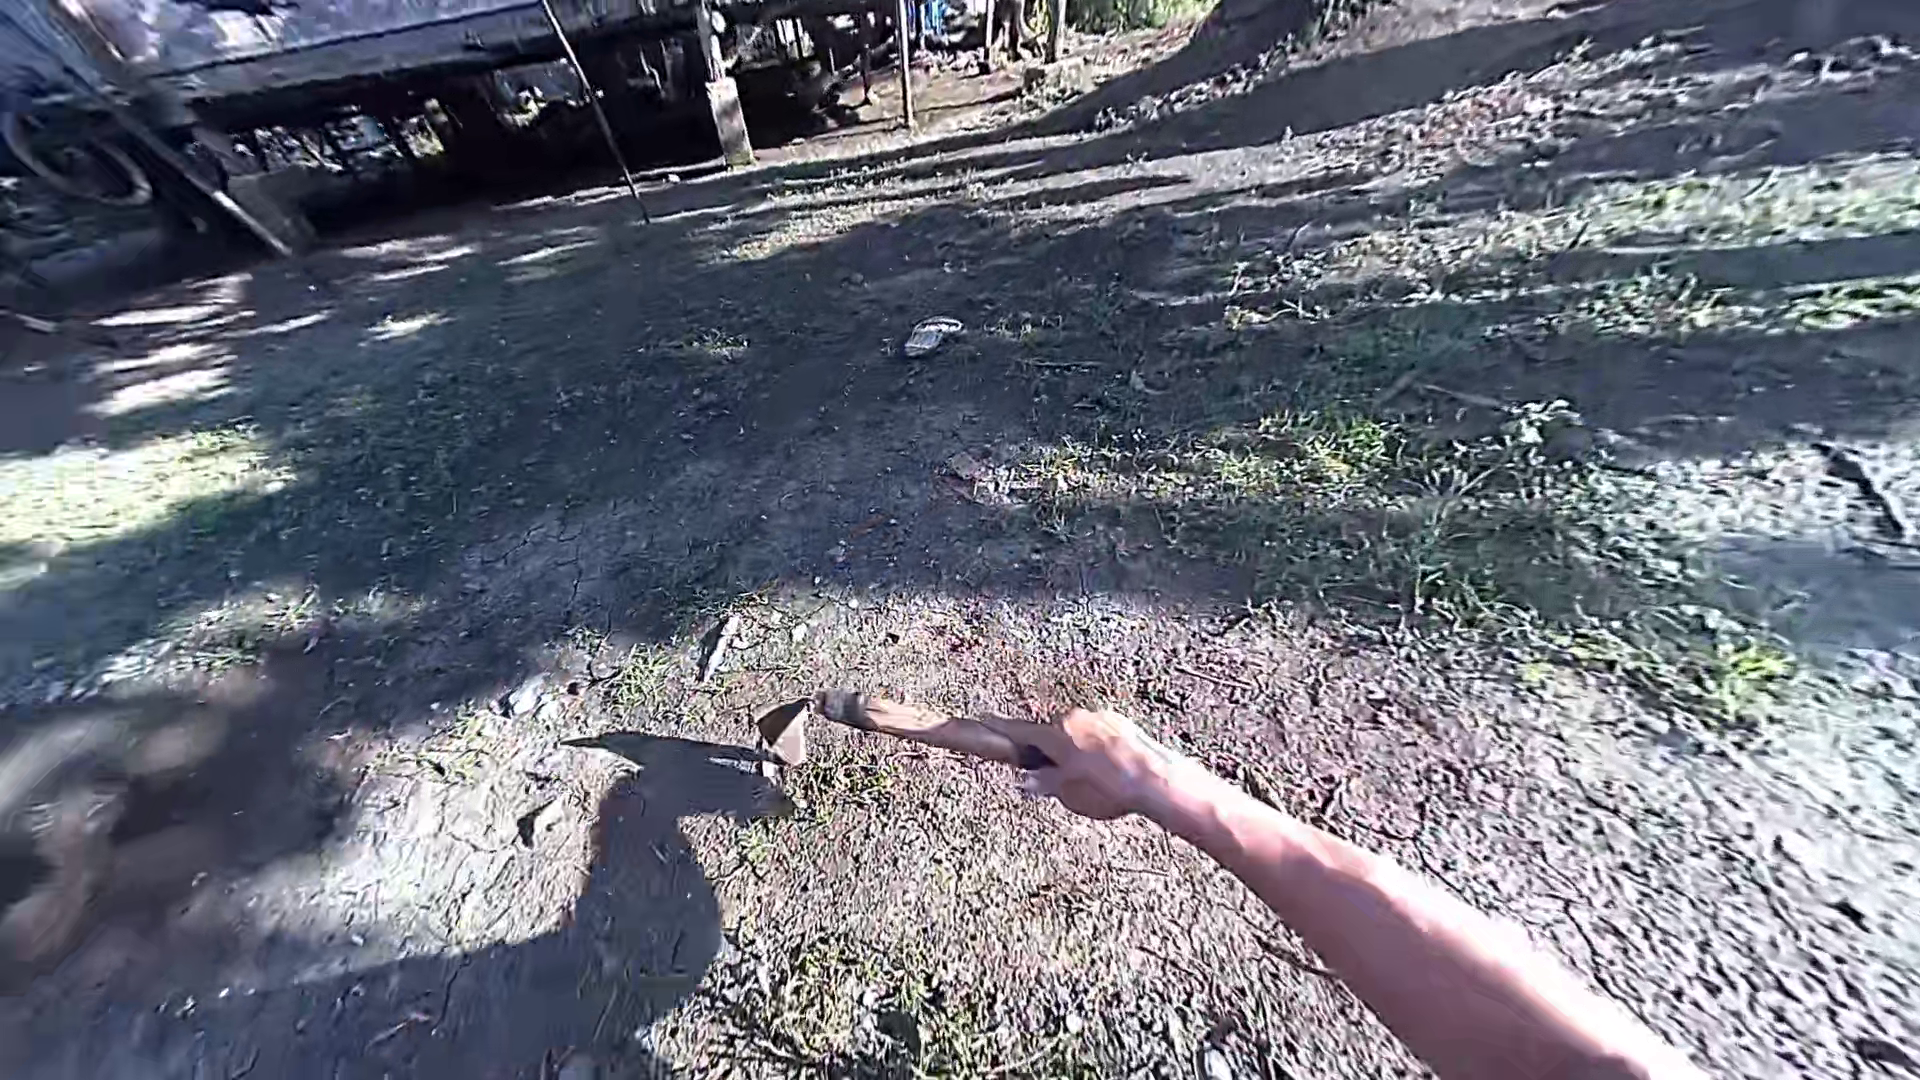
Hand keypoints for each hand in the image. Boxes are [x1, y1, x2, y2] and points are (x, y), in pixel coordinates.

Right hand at [983, 708, 1182, 819]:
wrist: (1155, 779)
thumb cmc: (1108, 790)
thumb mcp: (1069, 795)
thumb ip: (1045, 783)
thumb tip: (1026, 781)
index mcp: (1056, 734)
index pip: (1020, 731)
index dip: (1000, 728)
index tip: (981, 719)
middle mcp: (1074, 718)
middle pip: (1051, 732)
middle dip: (1050, 750)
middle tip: (1057, 774)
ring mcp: (1098, 717)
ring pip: (1076, 733)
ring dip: (1076, 749)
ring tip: (1094, 779)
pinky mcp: (1119, 722)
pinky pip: (1097, 733)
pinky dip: (1096, 748)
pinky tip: (1109, 770)